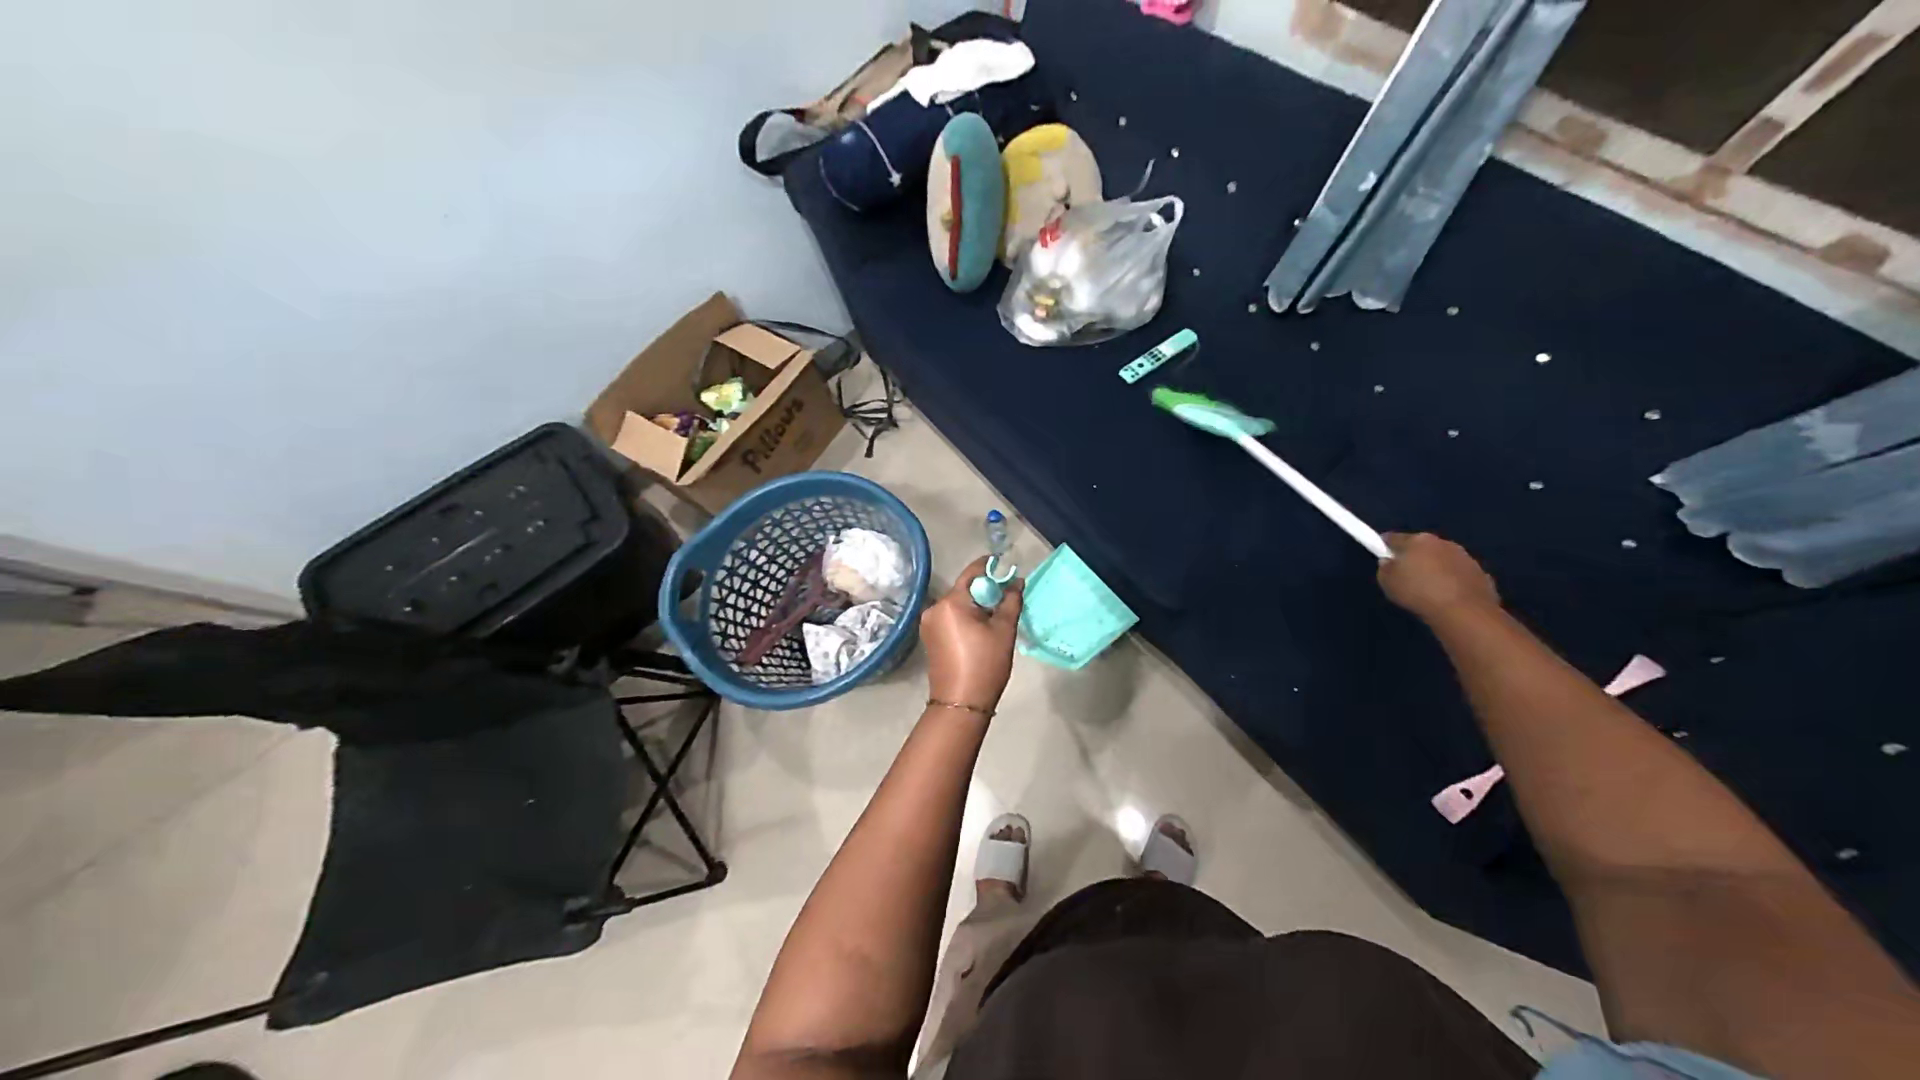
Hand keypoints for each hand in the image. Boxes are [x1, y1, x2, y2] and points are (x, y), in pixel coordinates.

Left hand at [921, 556, 1023, 713]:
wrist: (961, 703)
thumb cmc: (985, 664)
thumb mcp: (1003, 630)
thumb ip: (1010, 600)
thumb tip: (1016, 581)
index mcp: (950, 602)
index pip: (972, 572)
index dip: (991, 568)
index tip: (1008, 569)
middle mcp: (934, 607)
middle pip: (964, 588)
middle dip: (985, 590)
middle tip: (1007, 599)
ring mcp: (929, 623)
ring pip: (958, 604)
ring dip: (976, 606)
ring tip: (996, 619)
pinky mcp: (929, 637)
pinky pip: (951, 617)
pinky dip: (966, 618)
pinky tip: (980, 631)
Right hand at [1377, 532, 1499, 621]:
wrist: (1464, 612)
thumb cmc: (1418, 593)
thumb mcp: (1387, 582)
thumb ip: (1386, 568)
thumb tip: (1390, 562)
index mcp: (1417, 540)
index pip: (1393, 538)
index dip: (1384, 547)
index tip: (1382, 560)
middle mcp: (1442, 543)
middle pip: (1421, 547)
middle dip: (1413, 557)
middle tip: (1405, 577)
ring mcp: (1465, 557)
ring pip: (1442, 559)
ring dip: (1435, 569)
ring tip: (1428, 590)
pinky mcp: (1481, 573)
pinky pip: (1459, 574)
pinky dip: (1452, 582)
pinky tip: (1448, 597)